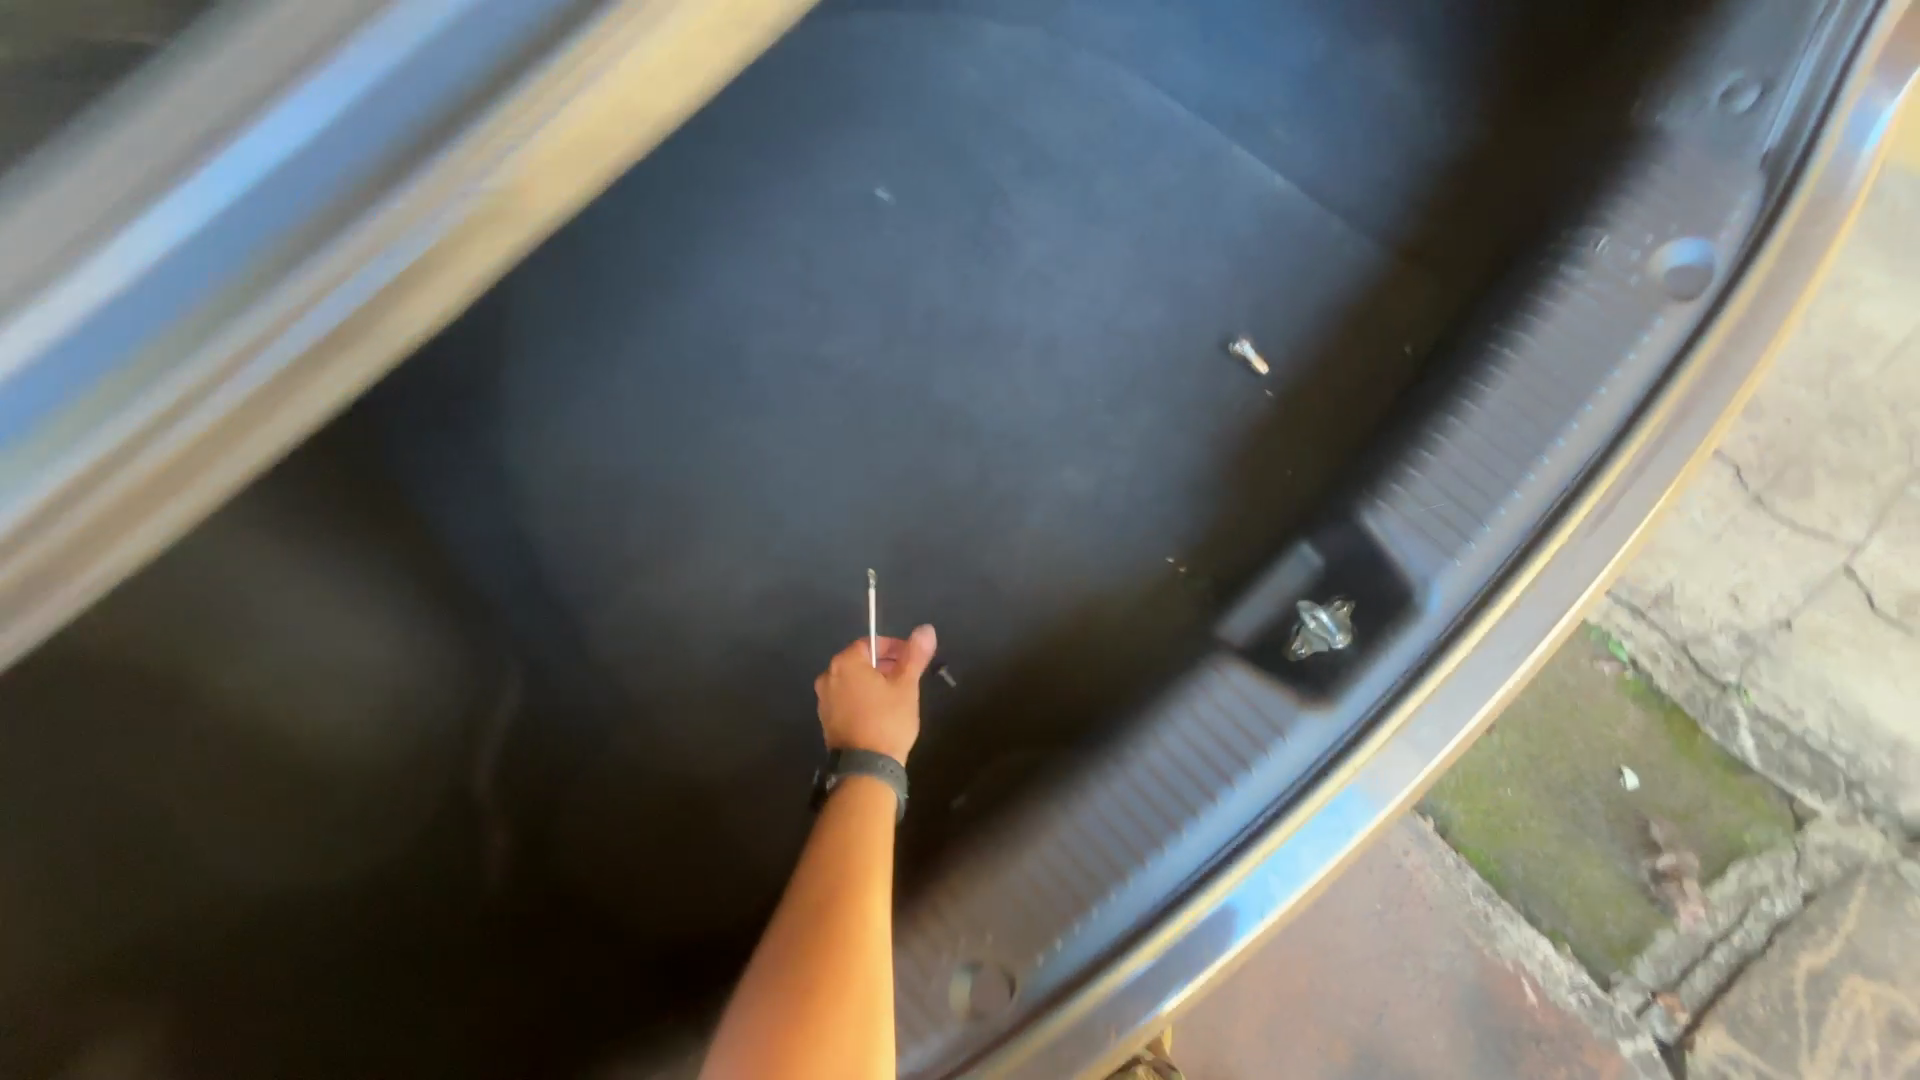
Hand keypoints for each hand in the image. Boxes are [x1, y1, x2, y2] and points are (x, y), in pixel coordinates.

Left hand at [813, 625, 936, 764]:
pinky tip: (880, 712)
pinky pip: (847, 699)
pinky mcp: (826, 720)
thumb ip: (915, 655)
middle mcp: (828, 677)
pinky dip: (862, 698)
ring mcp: (824, 701)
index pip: (870, 643)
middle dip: (884, 665)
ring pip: (853, 681)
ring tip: (897, 695)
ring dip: (873, 682)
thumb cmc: (888, 721)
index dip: (893, 647)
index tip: (911, 658)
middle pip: (860, 662)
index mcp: (845, 663)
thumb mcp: (906, 685)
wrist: (866, 767)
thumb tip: (926, 629)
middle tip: (907, 677)